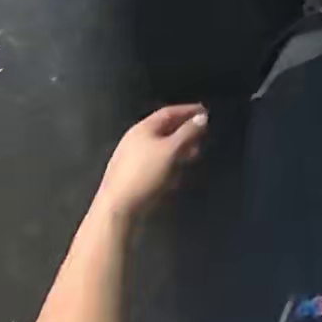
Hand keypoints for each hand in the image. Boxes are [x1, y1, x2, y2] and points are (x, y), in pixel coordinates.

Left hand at [93, 105, 208, 217]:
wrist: (116, 211)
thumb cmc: (146, 174)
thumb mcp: (171, 150)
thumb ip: (188, 132)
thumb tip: (201, 117)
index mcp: (142, 129)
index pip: (169, 112)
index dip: (188, 111)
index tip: (205, 113)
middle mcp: (134, 140)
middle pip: (164, 129)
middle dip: (185, 132)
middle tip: (201, 136)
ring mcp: (130, 159)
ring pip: (160, 147)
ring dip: (178, 149)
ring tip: (192, 155)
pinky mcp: (129, 176)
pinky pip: (154, 162)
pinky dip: (168, 162)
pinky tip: (175, 173)